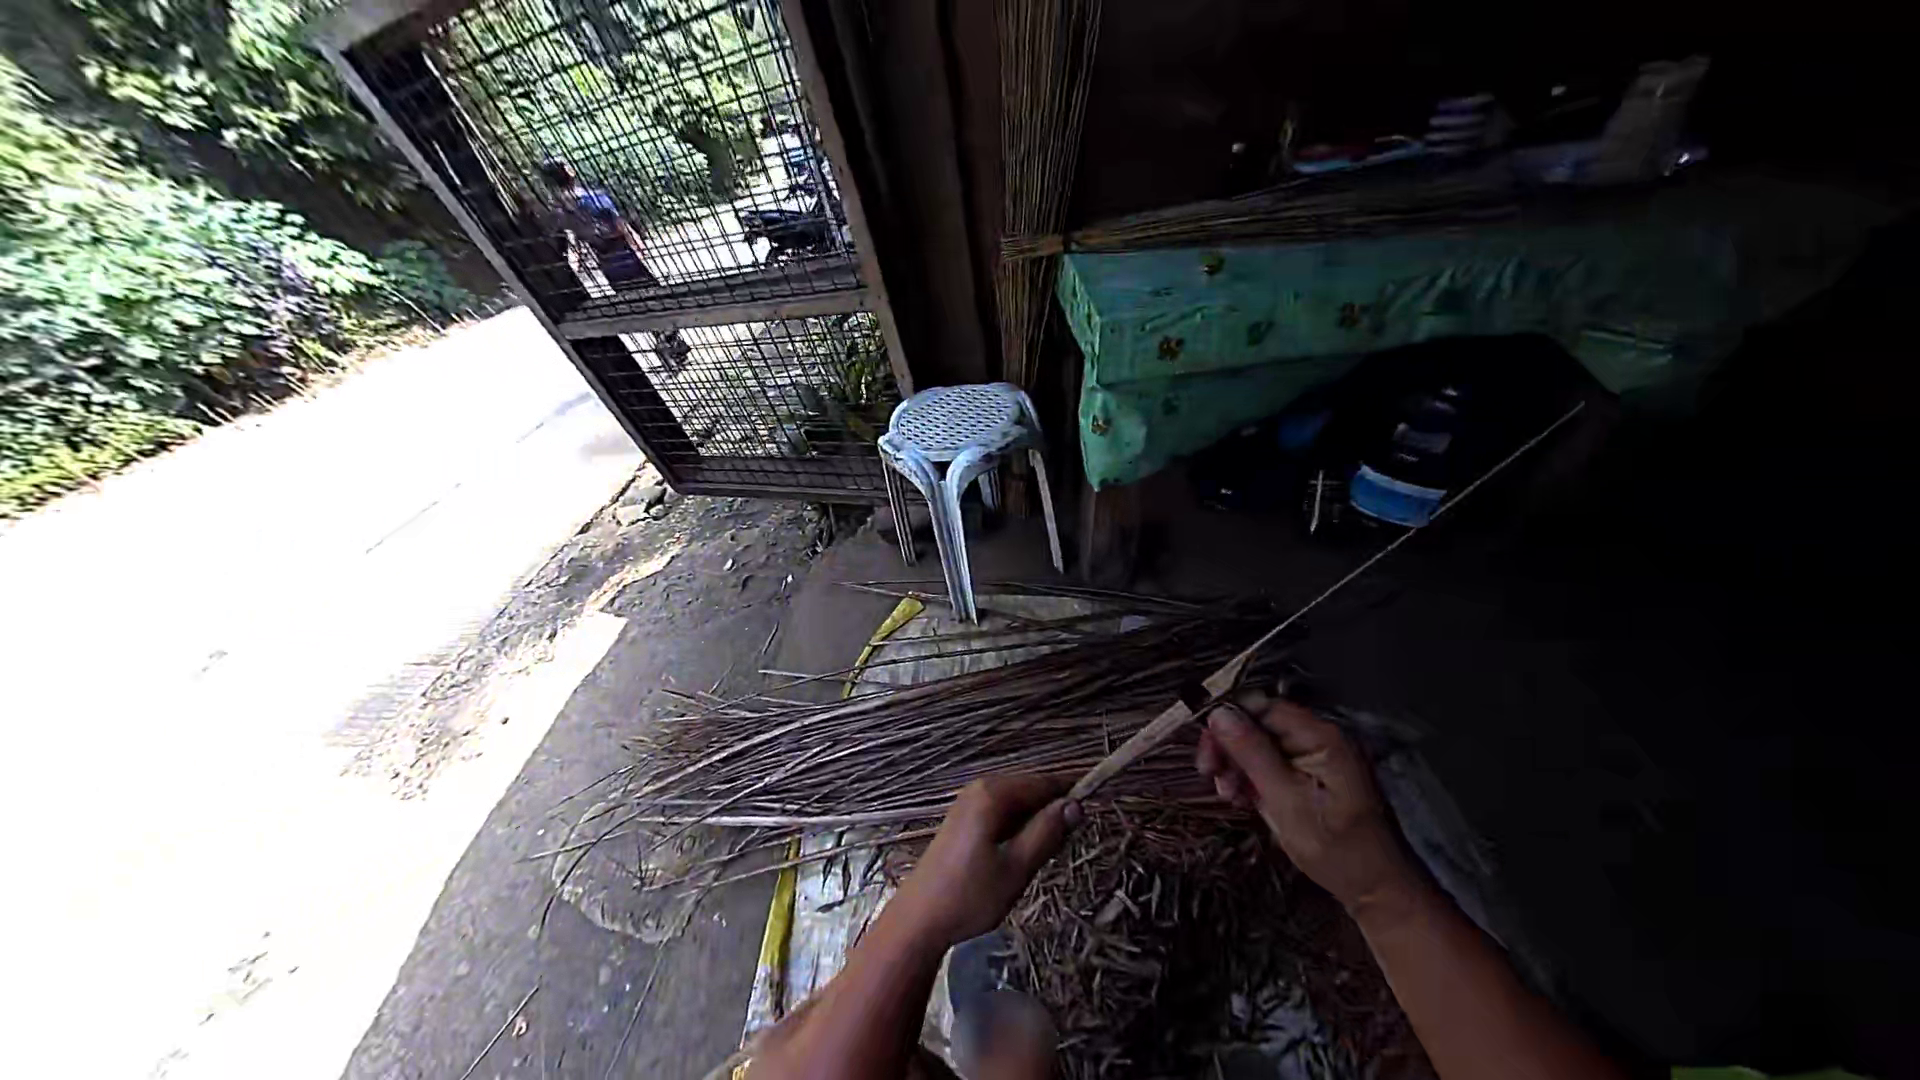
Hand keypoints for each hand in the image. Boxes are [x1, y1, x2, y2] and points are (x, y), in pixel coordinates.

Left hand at [891, 774, 1078, 946]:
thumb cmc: (970, 895)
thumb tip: (1076, 805)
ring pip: (1017, 802)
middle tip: (1069, 842)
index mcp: (992, 794)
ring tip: (1046, 853)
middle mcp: (980, 788)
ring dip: (1036, 820)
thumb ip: (1046, 833)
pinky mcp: (965, 819)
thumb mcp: (1016, 868)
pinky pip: (1003, 812)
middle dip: (1053, 809)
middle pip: (1030, 788)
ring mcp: (969, 802)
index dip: (1071, 792)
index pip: (1044, 782)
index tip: (1096, 808)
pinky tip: (1021, 853)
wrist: (920, 919)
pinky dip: (1019, 826)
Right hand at [1196, 690, 1417, 913]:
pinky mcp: (1310, 777)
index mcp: (1321, 737)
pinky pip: (1270, 764)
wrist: (1379, 893)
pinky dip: (1251, 778)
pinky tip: (1242, 797)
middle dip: (1230, 747)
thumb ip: (1252, 753)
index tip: (1208, 747)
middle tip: (1210, 772)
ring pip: (1259, 745)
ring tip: (1228, 793)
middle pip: (1258, 724)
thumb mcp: (1286, 801)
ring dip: (1236, 765)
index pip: (1262, 707)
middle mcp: (1319, 740)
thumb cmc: (1338, 850)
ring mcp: (1316, 758)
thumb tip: (1219, 713)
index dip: (1229, 722)